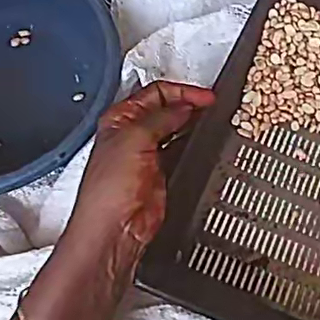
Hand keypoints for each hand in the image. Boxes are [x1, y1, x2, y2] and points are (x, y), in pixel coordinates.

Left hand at [66, 81, 214, 254]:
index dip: (181, 92)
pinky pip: (181, 150)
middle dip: (188, 104)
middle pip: (167, 108)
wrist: (116, 227)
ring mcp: (148, 154)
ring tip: (210, 119)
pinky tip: (202, 141)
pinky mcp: (162, 172)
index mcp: (120, 119)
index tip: (204, 97)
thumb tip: (184, 107)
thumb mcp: (135, 139)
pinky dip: (193, 143)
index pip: (155, 93)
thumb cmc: (109, 189)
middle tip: (210, 105)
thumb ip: (162, 118)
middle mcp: (133, 134)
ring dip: (192, 123)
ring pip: (176, 128)